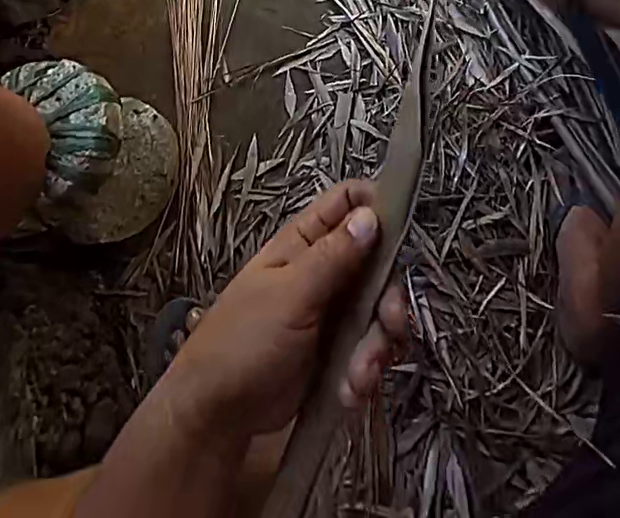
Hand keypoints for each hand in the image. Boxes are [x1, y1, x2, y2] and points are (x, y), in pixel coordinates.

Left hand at [159, 181, 409, 448]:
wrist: (218, 417)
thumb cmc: (240, 343)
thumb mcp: (287, 295)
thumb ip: (332, 256)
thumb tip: (370, 215)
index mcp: (305, 241)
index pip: (348, 202)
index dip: (377, 205)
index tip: (401, 228)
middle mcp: (326, 269)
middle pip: (379, 261)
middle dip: (387, 296)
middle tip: (387, 320)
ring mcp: (335, 310)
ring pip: (380, 308)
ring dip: (378, 342)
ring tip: (360, 372)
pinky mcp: (340, 348)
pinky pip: (371, 347)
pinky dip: (367, 370)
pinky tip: (349, 390)